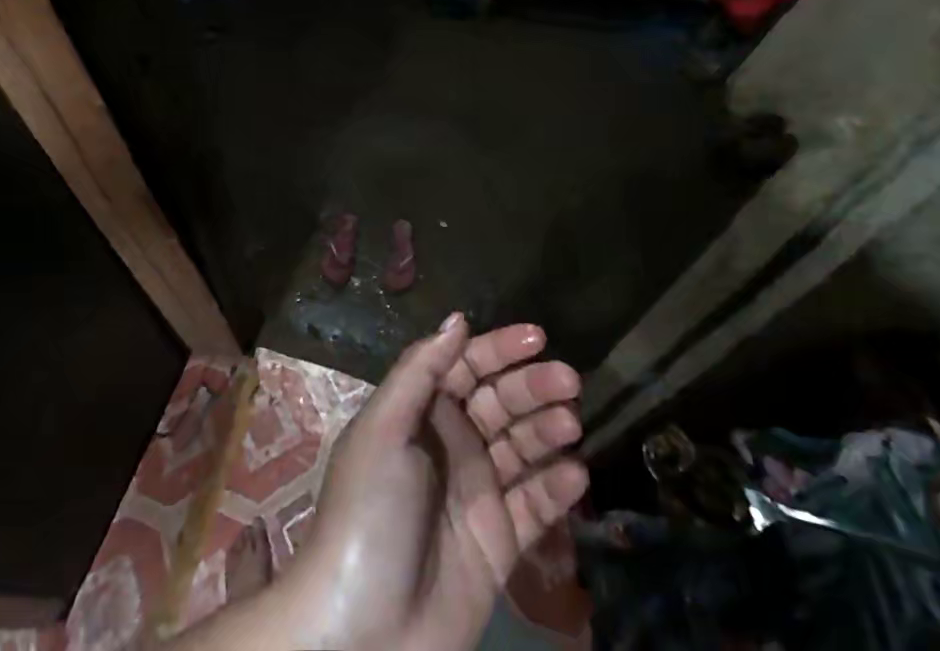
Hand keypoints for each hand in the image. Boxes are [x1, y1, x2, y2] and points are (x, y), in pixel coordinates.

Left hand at [283, 312, 589, 650]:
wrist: (365, 626)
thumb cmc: (367, 512)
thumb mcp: (382, 431)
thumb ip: (419, 372)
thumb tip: (458, 318)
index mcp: (415, 414)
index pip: (462, 368)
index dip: (497, 350)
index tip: (538, 337)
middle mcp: (448, 445)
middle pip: (498, 402)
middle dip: (532, 387)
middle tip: (569, 382)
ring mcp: (476, 492)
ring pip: (521, 447)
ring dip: (547, 430)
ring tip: (570, 424)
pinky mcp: (500, 539)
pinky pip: (535, 504)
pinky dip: (556, 487)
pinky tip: (573, 475)